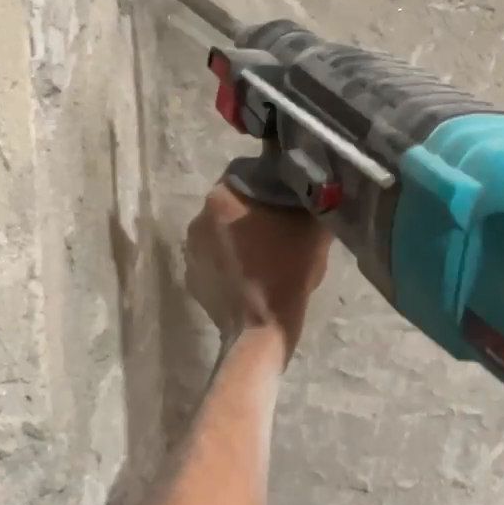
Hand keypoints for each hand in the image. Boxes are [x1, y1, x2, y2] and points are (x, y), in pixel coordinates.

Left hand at [184, 182, 330, 357]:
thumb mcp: (313, 229)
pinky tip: (248, 277)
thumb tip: (312, 190)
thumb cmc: (288, 271)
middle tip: (278, 230)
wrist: (262, 329)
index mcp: (222, 197)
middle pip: (230, 205)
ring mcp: (190, 250)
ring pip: (219, 233)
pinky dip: (228, 264)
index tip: (286, 203)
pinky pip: (213, 260)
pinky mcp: (191, 278)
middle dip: (251, 214)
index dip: (269, 187)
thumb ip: (309, 201)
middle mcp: (198, 218)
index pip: (246, 175)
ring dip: (237, 239)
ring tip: (263, 257)